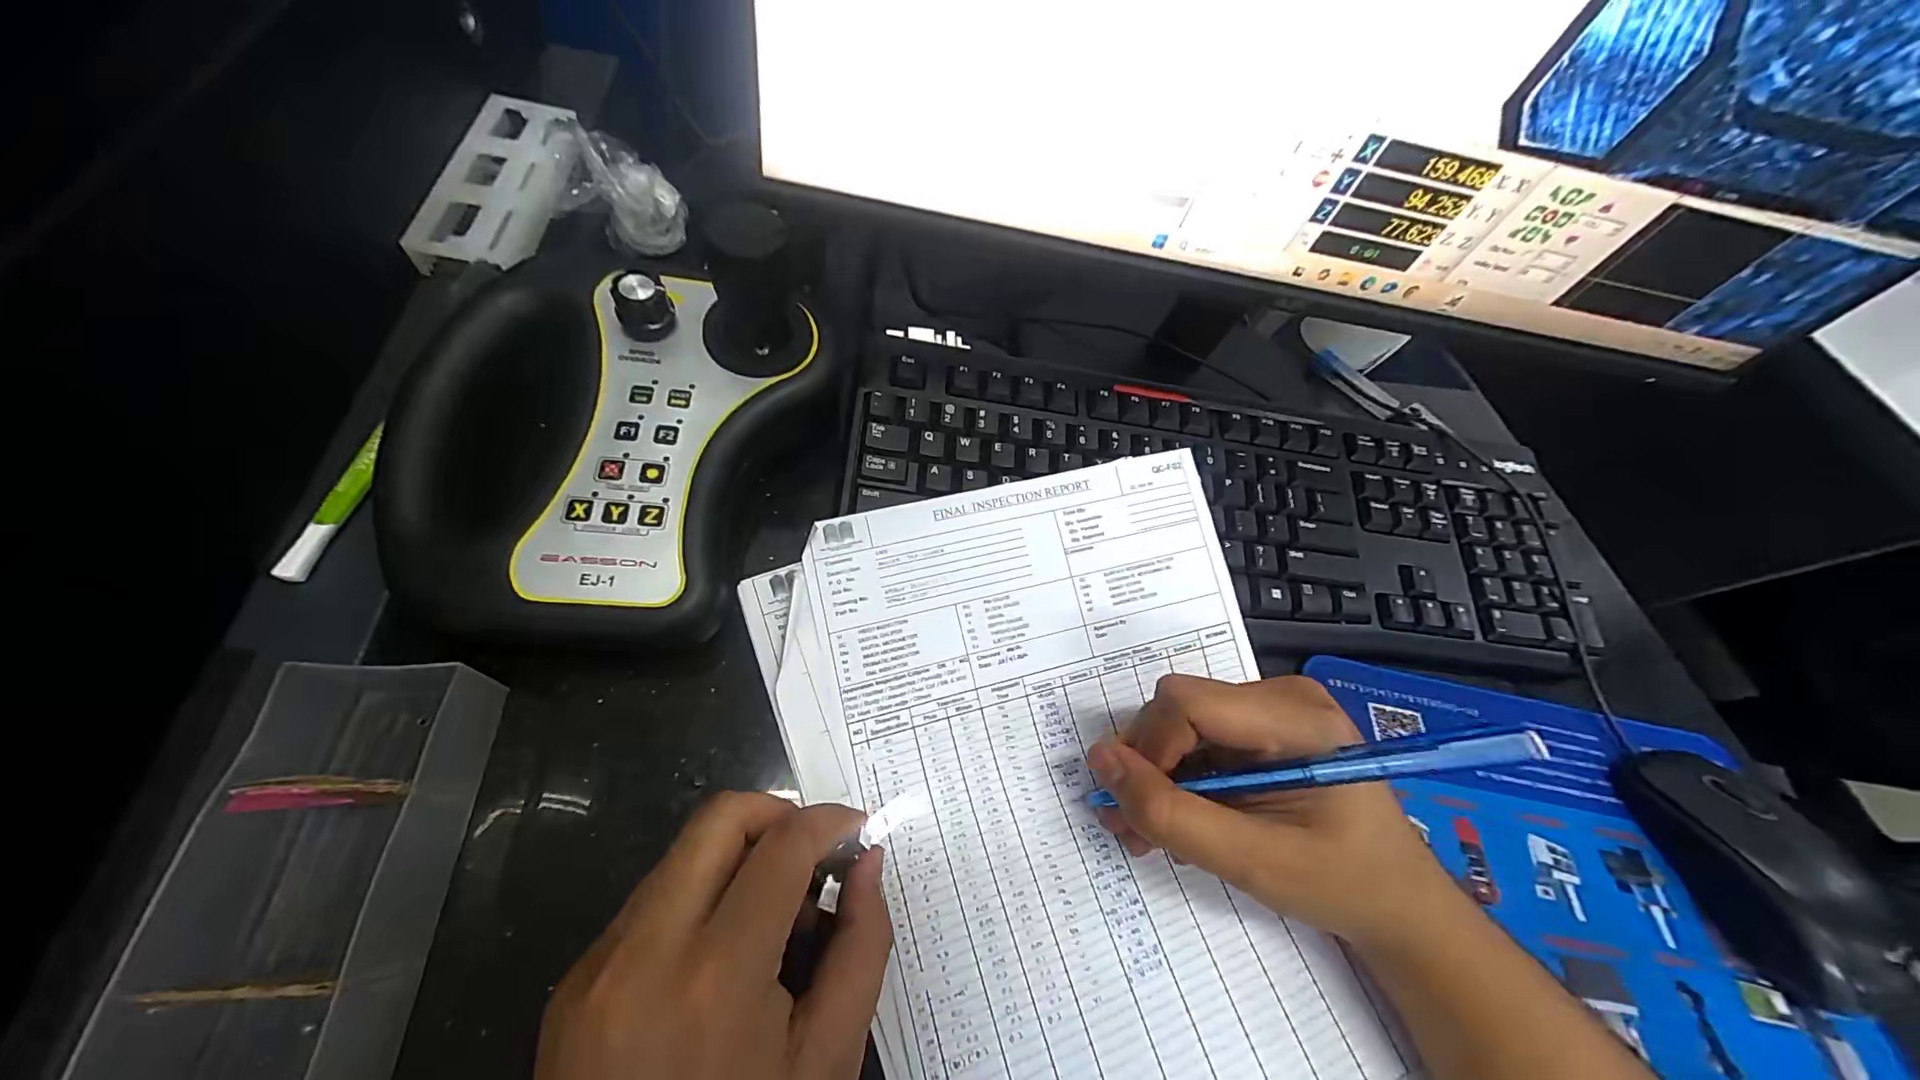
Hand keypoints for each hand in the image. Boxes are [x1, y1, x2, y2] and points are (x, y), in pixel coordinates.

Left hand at [535, 793, 890, 1079]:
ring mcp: (598, 963)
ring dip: (740, 857)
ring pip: (682, 853)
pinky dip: (701, 896)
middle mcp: (645, 951)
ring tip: (773, 917)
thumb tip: (867, 862)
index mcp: (716, 976)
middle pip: (719, 817)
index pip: (781, 845)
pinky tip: (723, 955)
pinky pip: (651, 899)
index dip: (830, 821)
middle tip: (814, 857)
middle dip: (780, 815)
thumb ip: (863, 944)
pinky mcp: (575, 979)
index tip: (855, 830)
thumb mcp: (828, 1057)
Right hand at [1087, 674, 1454, 947]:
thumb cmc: (1342, 885)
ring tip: (1148, 831)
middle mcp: (1282, 696)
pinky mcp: (1260, 727)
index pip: (1189, 703)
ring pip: (1179, 723)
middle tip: (1132, 828)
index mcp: (1299, 717)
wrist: (1399, 905)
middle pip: (1179, 708)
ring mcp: (1271, 708)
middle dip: (1147, 767)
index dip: (1148, 750)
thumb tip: (1101, 762)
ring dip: (1156, 777)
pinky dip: (1176, 777)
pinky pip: (1196, 737)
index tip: (1135, 807)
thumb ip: (1170, 813)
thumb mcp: (1252, 861)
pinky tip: (1177, 816)